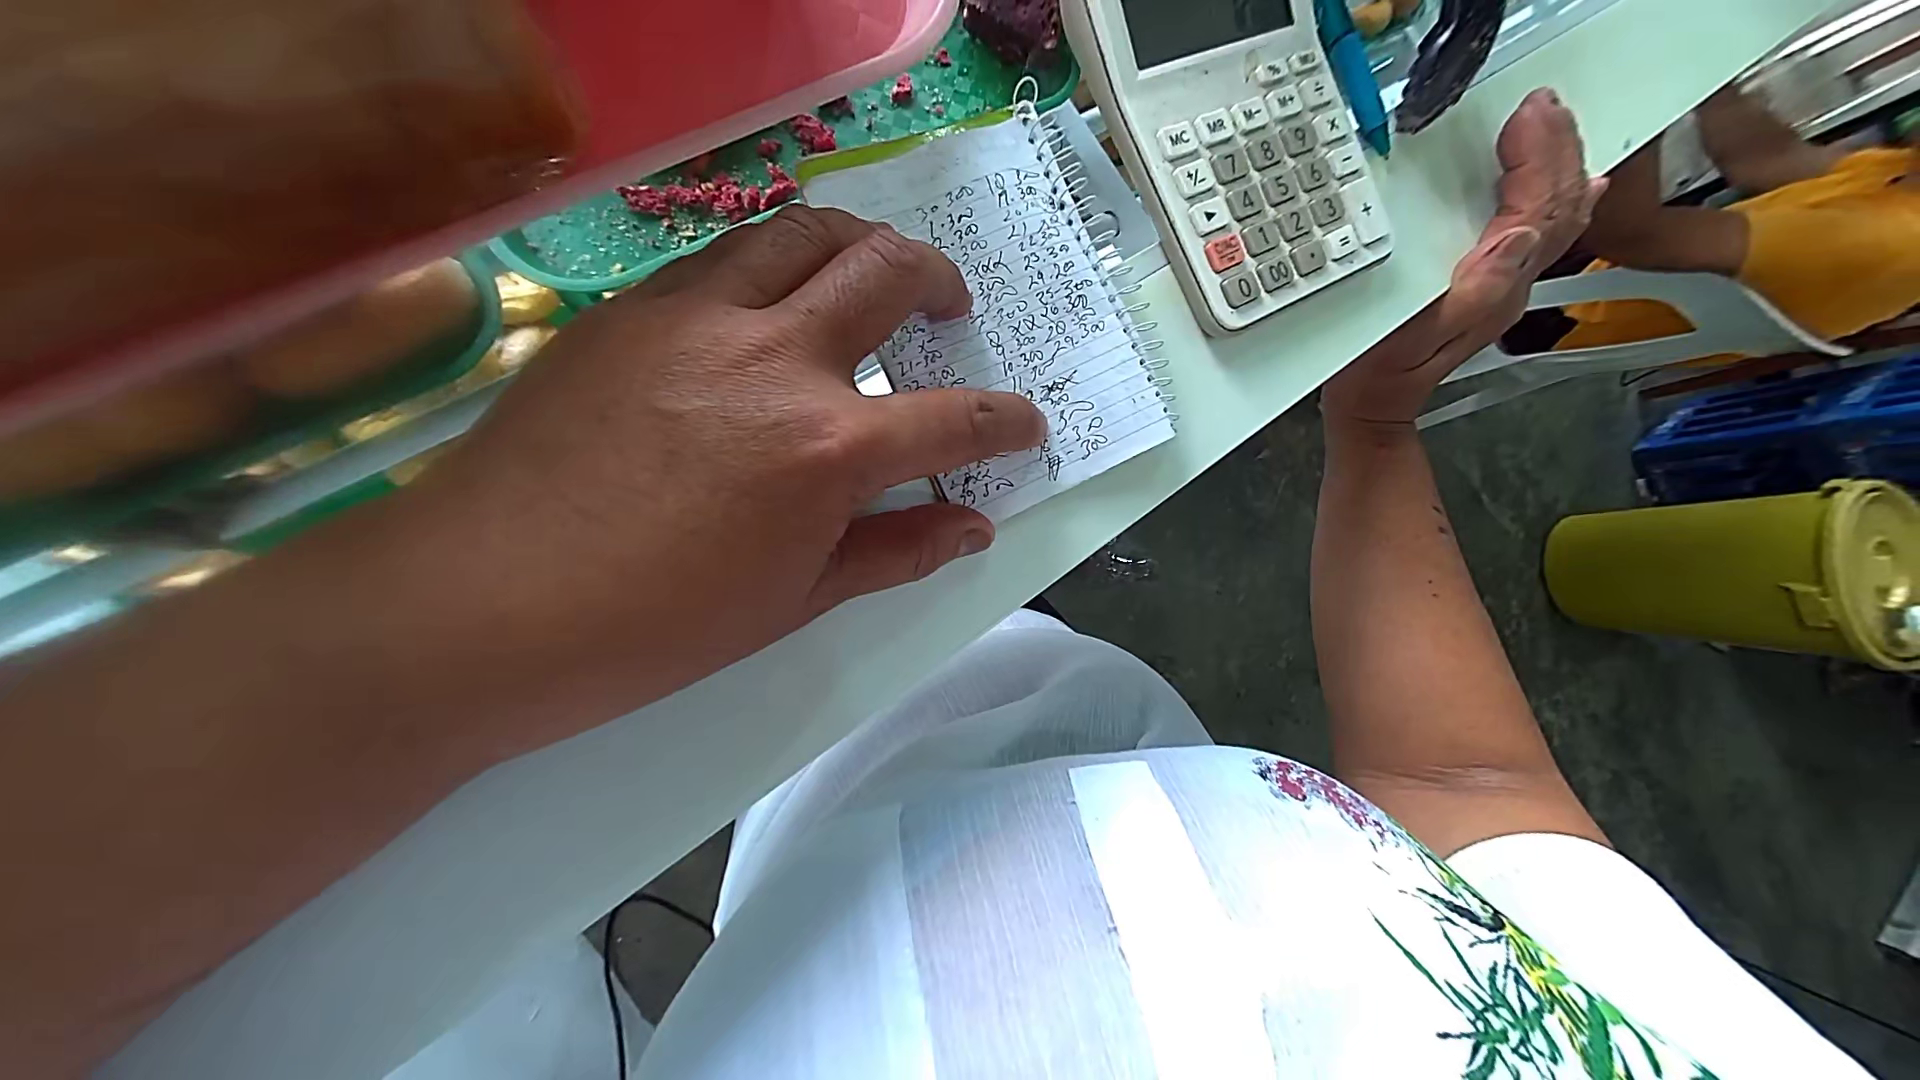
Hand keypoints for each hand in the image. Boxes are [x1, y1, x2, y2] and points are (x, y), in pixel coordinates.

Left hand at [403, 206, 1045, 750]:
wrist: (482, 606)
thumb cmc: (657, 626)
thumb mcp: (797, 598)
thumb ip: (897, 550)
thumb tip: (974, 527)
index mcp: (828, 449)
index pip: (955, 420)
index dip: (1007, 421)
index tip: (1025, 425)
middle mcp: (776, 359)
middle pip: (888, 273)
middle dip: (941, 284)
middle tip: (951, 310)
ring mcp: (698, 318)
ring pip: (805, 232)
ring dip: (861, 246)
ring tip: (873, 276)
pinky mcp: (632, 308)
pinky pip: (726, 256)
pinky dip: (776, 264)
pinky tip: (771, 308)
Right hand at [1321, 88, 1605, 426]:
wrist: (1371, 409)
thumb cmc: (1377, 376)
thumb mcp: (1412, 341)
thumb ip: (1471, 294)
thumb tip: (1518, 238)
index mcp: (1494, 290)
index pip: (1537, 209)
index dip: (1539, 157)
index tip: (1526, 117)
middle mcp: (1509, 285)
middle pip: (1557, 206)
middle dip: (1557, 149)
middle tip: (1543, 108)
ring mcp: (1501, 288)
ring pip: (1556, 216)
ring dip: (1558, 165)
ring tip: (1551, 128)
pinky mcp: (1486, 289)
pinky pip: (1538, 234)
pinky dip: (1552, 196)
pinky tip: (1561, 183)